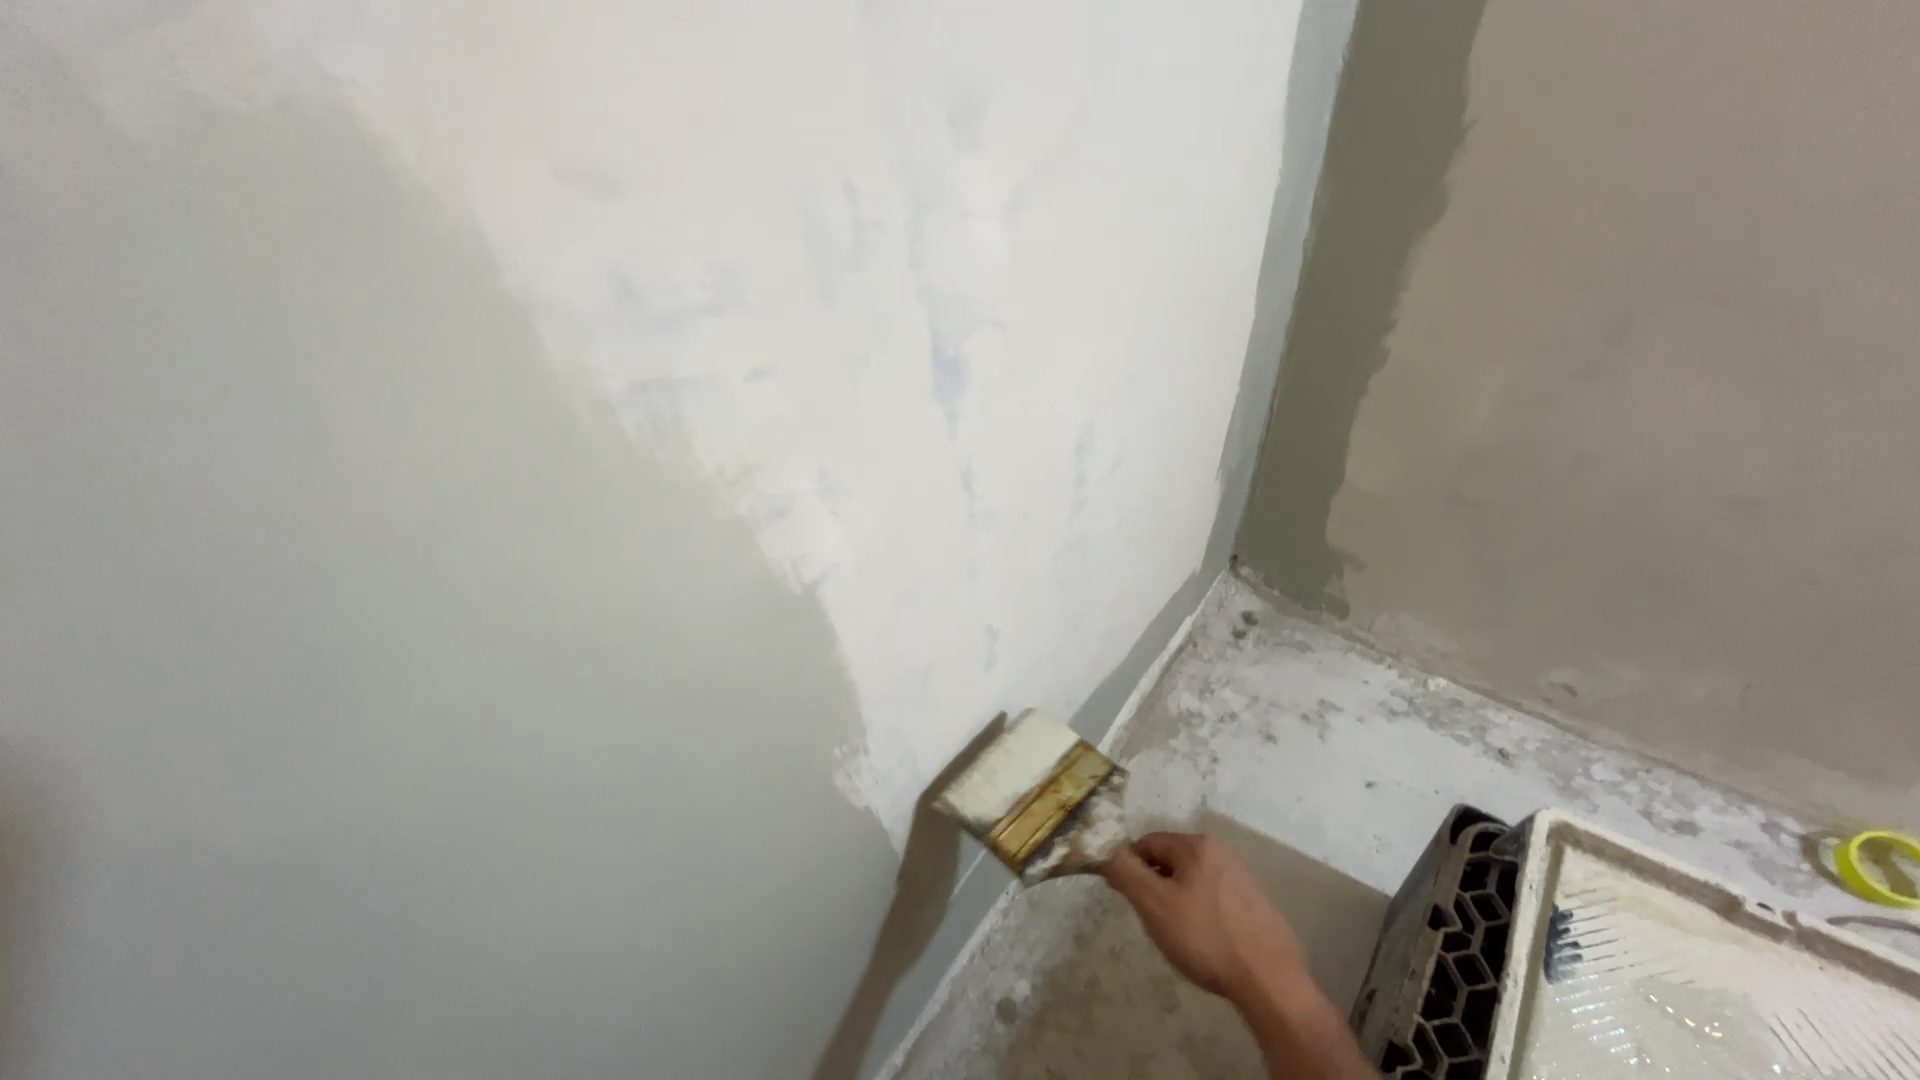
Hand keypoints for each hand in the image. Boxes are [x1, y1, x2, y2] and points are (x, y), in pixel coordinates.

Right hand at [1100, 832, 1311, 1006]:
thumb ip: (1125, 872)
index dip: (1130, 868)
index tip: (1129, 899)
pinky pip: (1214, 900)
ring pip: (1192, 882)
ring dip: (1177, 902)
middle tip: (1154, 921)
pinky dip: (1202, 915)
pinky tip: (1206, 944)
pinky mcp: (1255, 905)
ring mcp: (1242, 878)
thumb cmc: (1205, 937)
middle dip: (1155, 887)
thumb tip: (1105, 849)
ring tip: (1180, 936)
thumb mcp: (1154, 904)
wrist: (1269, 981)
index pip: (1146, 843)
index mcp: (1197, 846)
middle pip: (1170, 861)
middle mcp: (1222, 853)